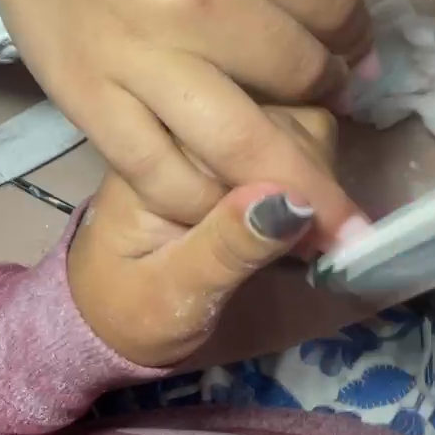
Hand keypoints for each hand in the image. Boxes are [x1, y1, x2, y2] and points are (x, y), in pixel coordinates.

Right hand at [0, 0, 419, 245]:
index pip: (335, 4)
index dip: (356, 35)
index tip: (346, 48)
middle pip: (299, 78)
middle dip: (328, 102)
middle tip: (329, 110)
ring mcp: (139, 60)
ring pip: (239, 146)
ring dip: (289, 180)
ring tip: (312, 199)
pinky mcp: (90, 104)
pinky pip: (159, 174)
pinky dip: (203, 202)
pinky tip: (230, 208)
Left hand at [69, 107, 334, 367]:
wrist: (103, 315)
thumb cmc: (130, 311)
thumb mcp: (173, 293)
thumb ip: (227, 249)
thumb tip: (293, 200)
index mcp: (154, 157)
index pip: (248, 134)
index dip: (303, 182)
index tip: (331, 241)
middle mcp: (181, 130)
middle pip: (282, 118)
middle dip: (313, 182)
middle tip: (314, 246)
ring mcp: (204, 137)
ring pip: (295, 127)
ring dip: (315, 181)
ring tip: (302, 238)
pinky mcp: (223, 154)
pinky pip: (287, 145)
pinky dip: (307, 181)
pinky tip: (295, 221)